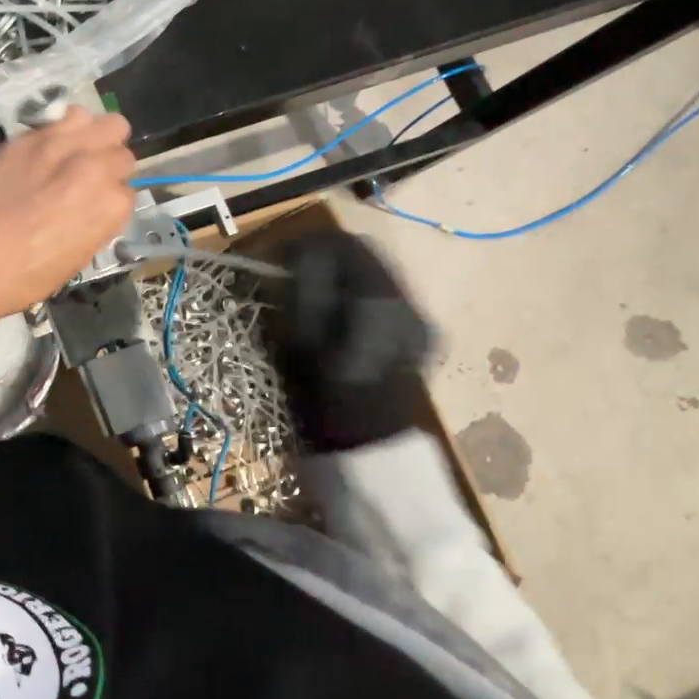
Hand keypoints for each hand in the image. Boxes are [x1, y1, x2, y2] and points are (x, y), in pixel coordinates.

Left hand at [0, 107, 135, 326]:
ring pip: (92, 119)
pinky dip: (54, 134)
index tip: (93, 202)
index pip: (126, 185)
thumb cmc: (35, 272)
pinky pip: (53, 122)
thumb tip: (96, 199)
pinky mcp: (26, 138)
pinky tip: (41, 153)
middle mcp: (93, 165)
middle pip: (119, 145)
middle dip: (106, 158)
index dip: (109, 193)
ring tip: (70, 152)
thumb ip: (99, 214)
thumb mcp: (85, 249)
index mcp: (112, 201)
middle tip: (85, 174)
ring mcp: (59, 145)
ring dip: (87, 134)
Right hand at [276, 231, 433, 452]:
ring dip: (340, 277)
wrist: (369, 453)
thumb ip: (297, 292)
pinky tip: (336, 320)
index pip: (345, 246)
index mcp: (380, 301)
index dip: (308, 245)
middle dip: (325, 258)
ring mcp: (418, 322)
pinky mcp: (417, 338)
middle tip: (291, 274)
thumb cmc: (326, 399)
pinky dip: (354, 298)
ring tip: (310, 297)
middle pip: (363, 257)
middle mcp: (408, 303)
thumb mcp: (299, 340)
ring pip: (373, 278)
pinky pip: (382, 301)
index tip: (280, 259)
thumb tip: (290, 260)